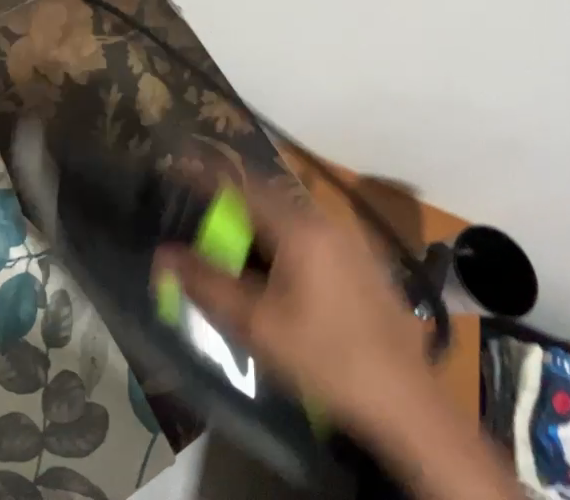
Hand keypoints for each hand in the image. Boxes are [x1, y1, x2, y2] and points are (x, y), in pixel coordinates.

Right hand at [154, 183, 431, 436]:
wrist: (406, 403)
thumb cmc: (324, 358)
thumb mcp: (255, 325)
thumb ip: (206, 284)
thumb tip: (163, 255)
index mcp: (300, 229)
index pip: (242, 186)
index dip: (207, 175)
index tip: (178, 165)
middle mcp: (328, 223)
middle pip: (267, 199)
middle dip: (231, 205)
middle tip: (202, 221)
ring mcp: (352, 243)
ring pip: (291, 220)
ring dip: (257, 227)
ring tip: (233, 250)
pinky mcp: (365, 266)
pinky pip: (311, 238)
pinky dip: (282, 243)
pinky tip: (276, 276)